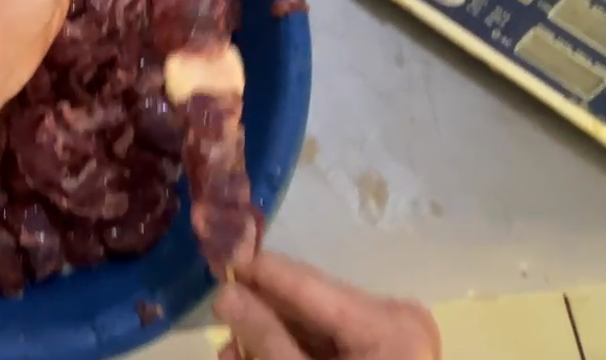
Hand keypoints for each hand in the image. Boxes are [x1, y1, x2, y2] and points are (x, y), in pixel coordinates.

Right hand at [215, 254, 439, 359]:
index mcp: (387, 323)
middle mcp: (394, 320)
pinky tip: (253, 359)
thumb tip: (225, 290)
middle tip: (217, 324)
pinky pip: (325, 348)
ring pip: (310, 328)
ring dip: (267, 338)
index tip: (211, 255)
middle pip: (305, 304)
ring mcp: (392, 344)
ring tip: (230, 355)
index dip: (253, 268)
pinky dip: (289, 354)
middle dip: (257, 315)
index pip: (303, 280)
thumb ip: (266, 339)